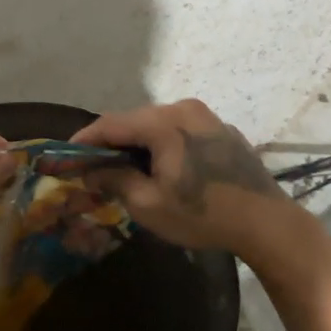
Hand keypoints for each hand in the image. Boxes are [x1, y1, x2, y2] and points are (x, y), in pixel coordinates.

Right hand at [71, 99, 294, 253]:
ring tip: (120, 170)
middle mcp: (185, 109)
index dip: (84, 140)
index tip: (64, 156)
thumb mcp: (148, 204)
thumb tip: (90, 170)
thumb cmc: (202, 214)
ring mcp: (207, 117)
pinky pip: (179, 132)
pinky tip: (157, 169)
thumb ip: (115, 180)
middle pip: (134, 121)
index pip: (111, 124)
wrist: (265, 222)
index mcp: (164, 122)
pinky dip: (161, 146)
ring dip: (136, 145)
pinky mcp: (222, 131)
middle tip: (90, 166)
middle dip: (110, 143)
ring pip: (157, 125)